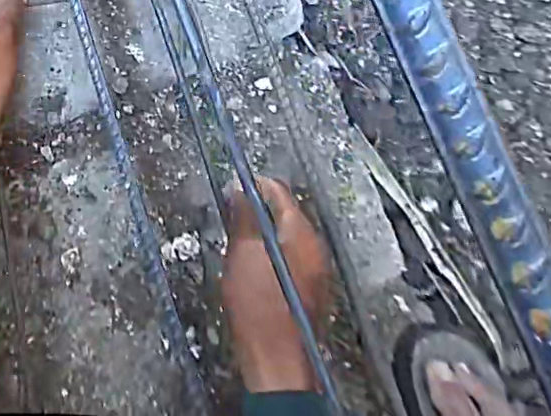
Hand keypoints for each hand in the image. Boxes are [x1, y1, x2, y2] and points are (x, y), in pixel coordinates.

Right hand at [221, 177, 333, 393]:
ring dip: (265, 231)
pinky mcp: (313, 288)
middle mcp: (315, 247)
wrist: (278, 364)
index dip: (254, 186)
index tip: (233, 188)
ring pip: (288, 235)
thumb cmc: (258, 306)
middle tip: (233, 213)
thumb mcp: (242, 253)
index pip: (279, 192)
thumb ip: (243, 216)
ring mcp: (317, 269)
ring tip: (239, 238)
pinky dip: (274, 251)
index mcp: (301, 233)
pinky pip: (292, 255)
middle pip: (286, 212)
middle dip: (259, 209)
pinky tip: (255, 263)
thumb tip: (241, 189)